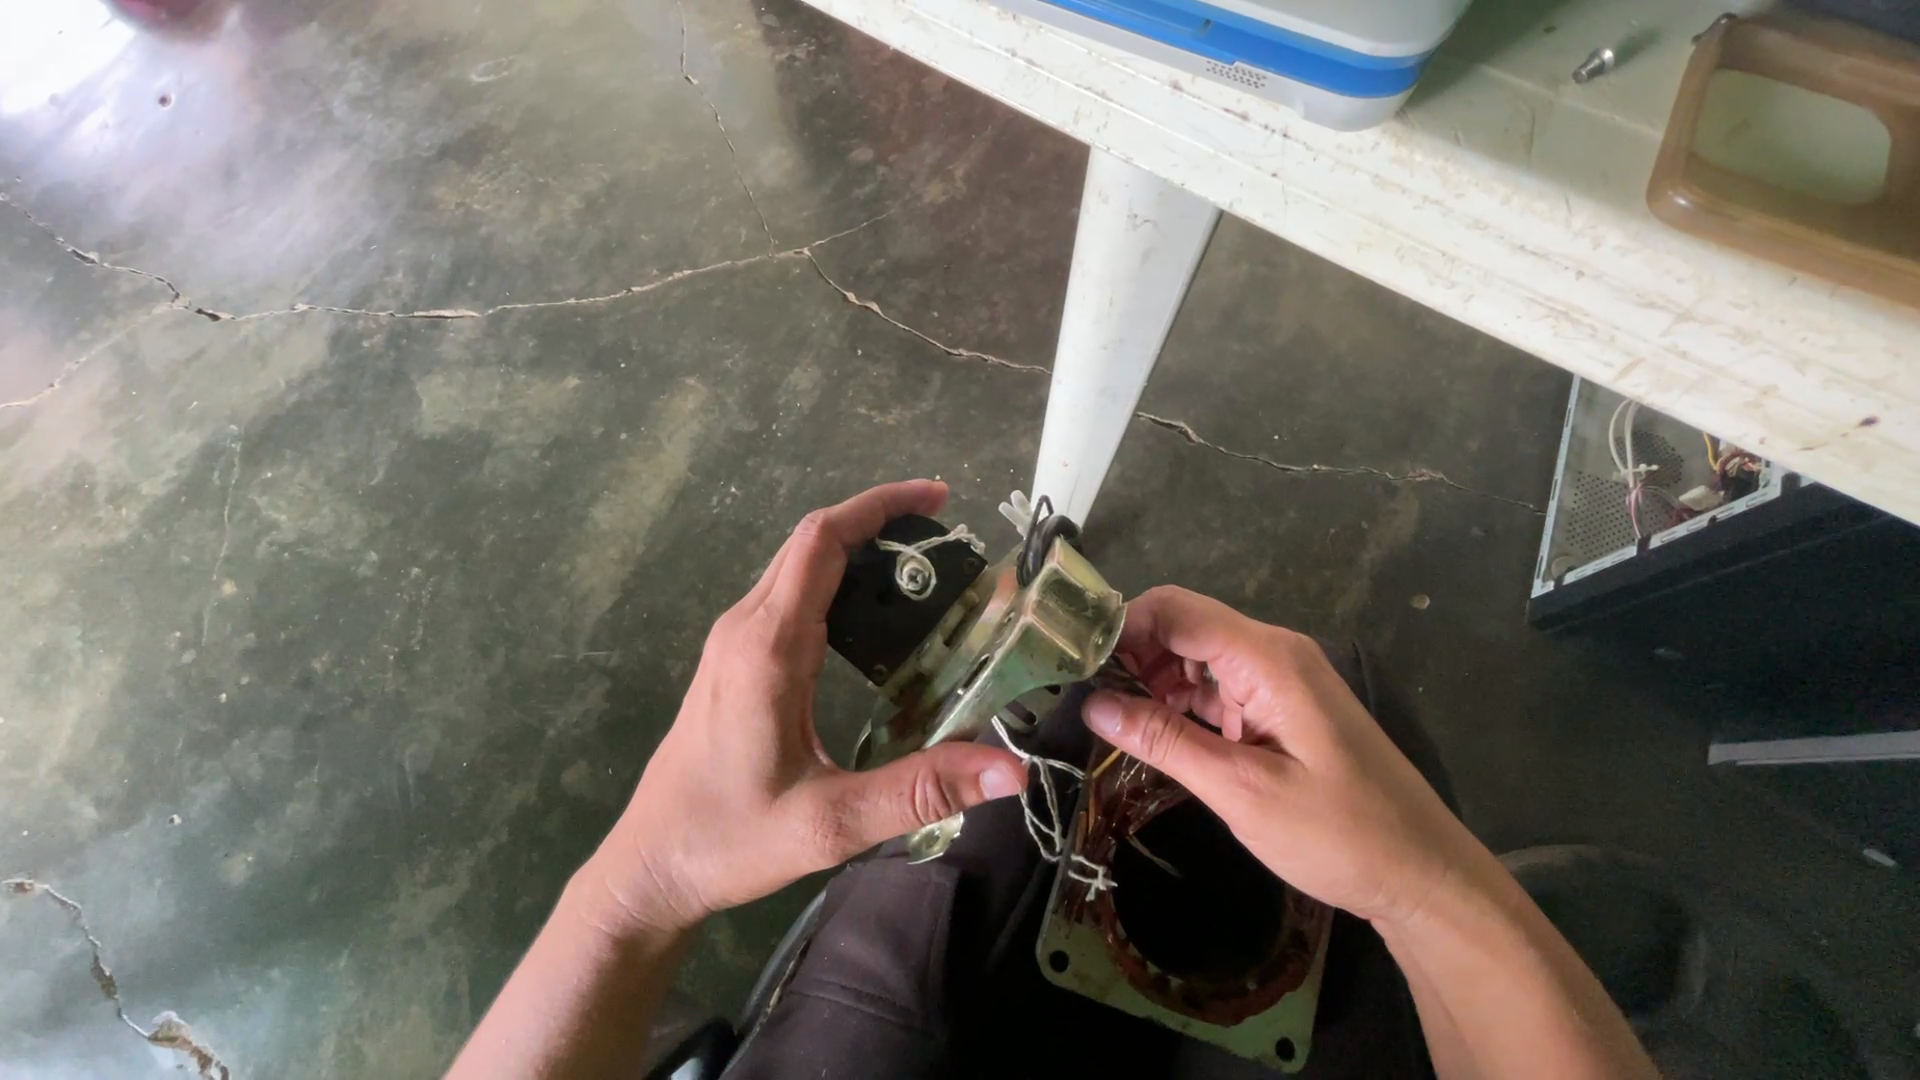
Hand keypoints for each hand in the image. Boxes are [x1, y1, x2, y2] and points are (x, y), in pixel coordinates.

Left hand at [585, 480, 1025, 934]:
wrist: (648, 867)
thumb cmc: (728, 841)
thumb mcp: (830, 824)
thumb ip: (919, 792)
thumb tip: (1010, 771)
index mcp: (766, 646)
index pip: (821, 541)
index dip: (880, 507)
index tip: (939, 499)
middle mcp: (746, 627)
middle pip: (813, 541)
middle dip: (880, 522)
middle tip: (950, 541)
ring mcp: (735, 641)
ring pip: (800, 566)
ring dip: (860, 552)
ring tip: (927, 573)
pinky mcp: (735, 660)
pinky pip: (791, 596)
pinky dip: (840, 584)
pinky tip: (877, 619)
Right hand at [1083, 586, 1495, 928]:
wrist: (1424, 875)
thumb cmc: (1339, 834)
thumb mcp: (1241, 790)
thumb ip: (1164, 740)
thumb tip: (1092, 704)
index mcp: (1267, 657)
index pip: (1175, 610)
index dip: (1120, 626)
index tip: (1073, 663)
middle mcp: (1271, 651)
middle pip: (1182, 625)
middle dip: (1130, 652)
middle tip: (1085, 696)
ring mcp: (1277, 677)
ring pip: (1194, 654)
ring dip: (1150, 679)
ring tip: (1110, 716)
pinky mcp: (1278, 705)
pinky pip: (1215, 685)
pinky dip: (1179, 701)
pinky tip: (1152, 729)